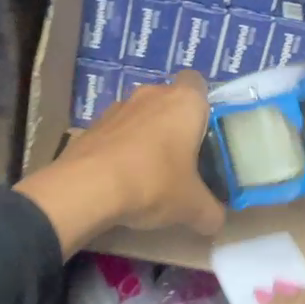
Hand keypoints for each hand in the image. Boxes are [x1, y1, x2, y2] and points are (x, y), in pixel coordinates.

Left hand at [16, 70, 224, 252]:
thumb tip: (216, 220)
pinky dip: (121, 148)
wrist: (87, 187)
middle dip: (174, 125)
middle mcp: (152, 94)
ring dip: (146, 135)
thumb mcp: (192, 207)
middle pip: (169, 101)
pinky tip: (121, 178)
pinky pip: (116, 131)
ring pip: (141, 115)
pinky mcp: (93, 124)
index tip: (203, 134)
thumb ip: (211, 211)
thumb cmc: (153, 183)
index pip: (198, 83)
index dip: (202, 106)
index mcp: (184, 101)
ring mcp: (119, 107)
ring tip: (148, 172)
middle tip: (181, 159)